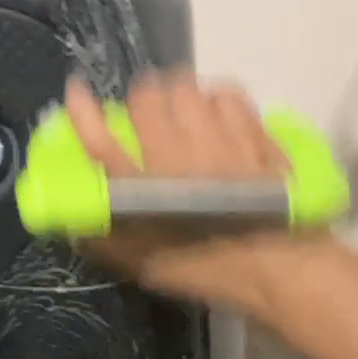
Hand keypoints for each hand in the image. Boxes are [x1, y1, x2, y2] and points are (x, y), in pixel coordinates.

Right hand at [63, 70, 338, 315]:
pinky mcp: (253, 134)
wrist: (282, 267)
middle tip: (144, 111)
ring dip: (179, 93)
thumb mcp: (146, 267)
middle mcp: (175, 153)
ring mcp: (218, 137)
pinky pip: (228, 95)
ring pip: (188, 88)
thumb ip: (107, 243)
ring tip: (183, 108)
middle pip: (148, 96)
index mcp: (142, 188)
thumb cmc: (208, 269)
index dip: (82, 112)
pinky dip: (216, 97)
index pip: (99, 140)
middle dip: (141, 96)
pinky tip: (218, 112)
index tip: (75, 89)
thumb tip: (76, 229)